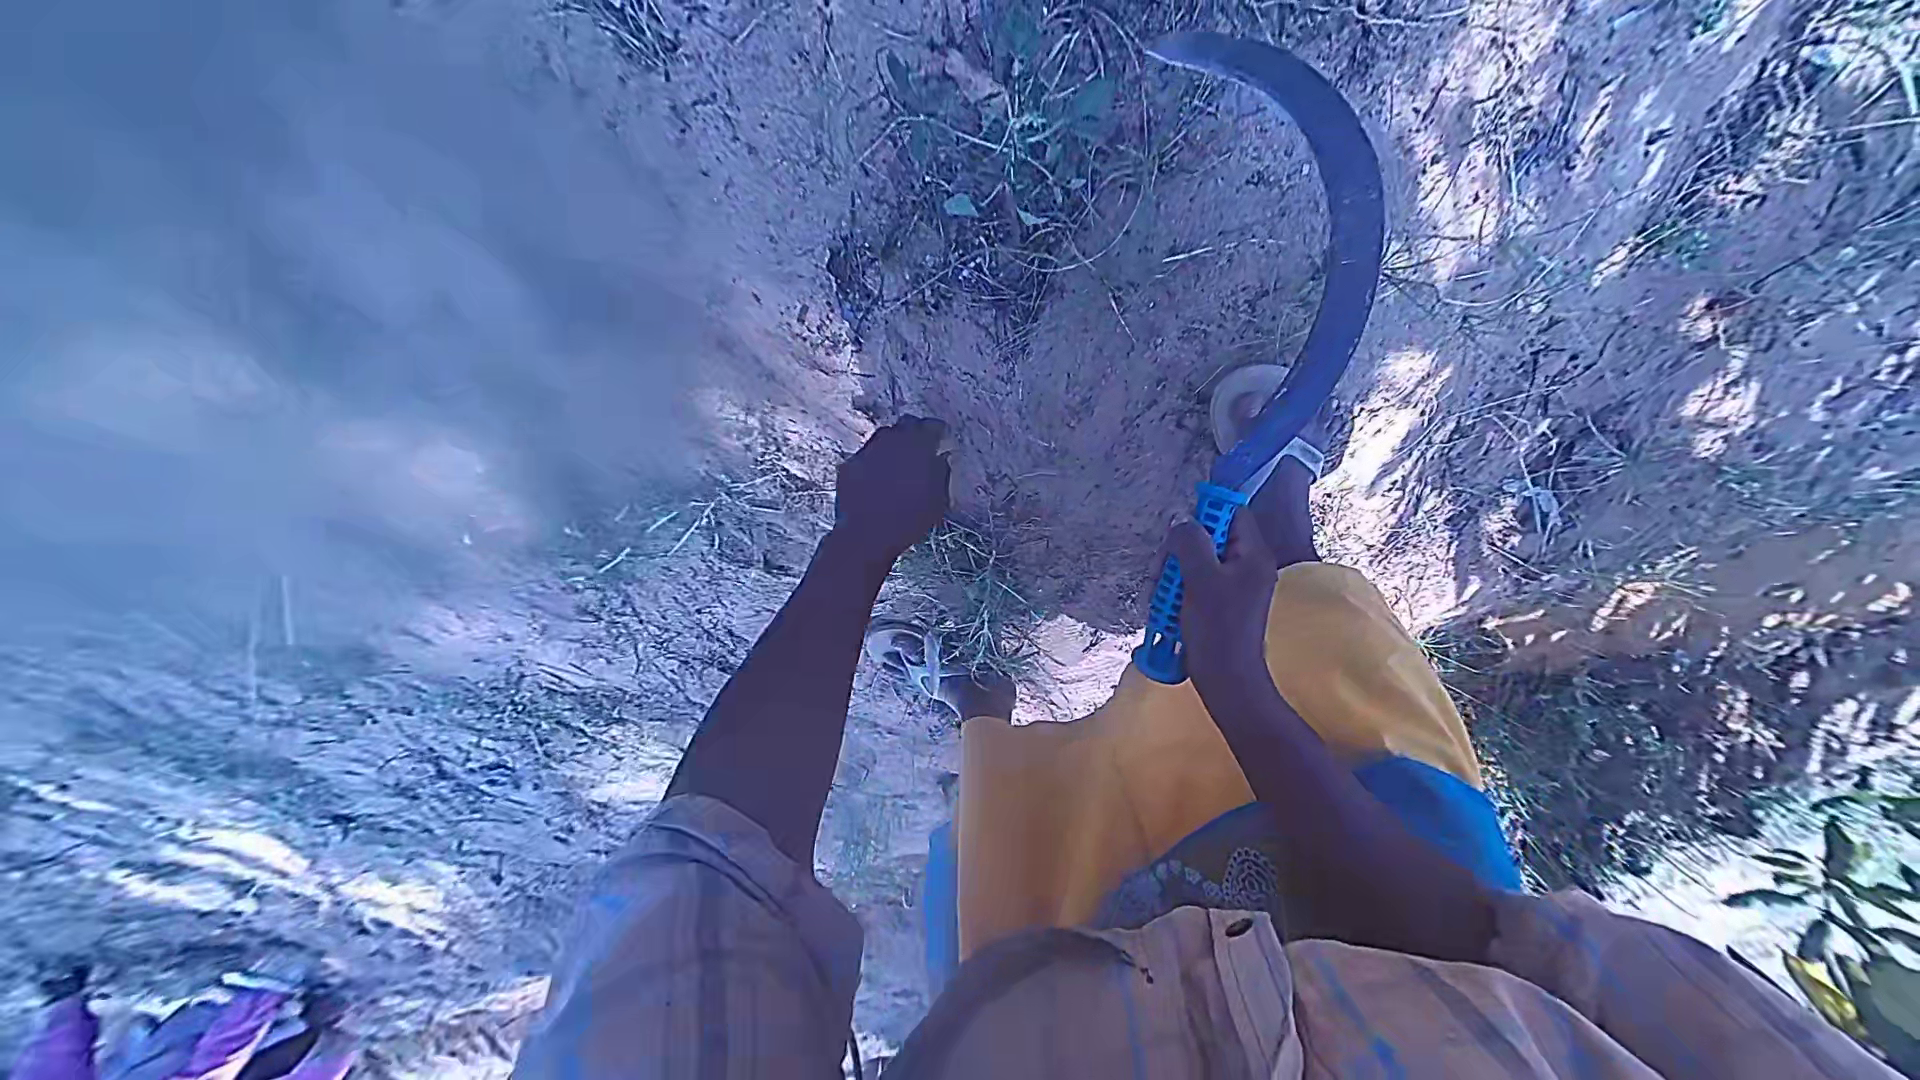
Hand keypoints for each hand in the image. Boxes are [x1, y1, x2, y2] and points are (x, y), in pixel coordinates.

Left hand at [832, 416, 951, 566]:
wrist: (867, 534)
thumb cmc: (909, 519)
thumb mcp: (939, 499)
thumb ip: (942, 472)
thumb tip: (942, 458)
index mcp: (918, 445)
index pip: (932, 426)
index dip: (938, 433)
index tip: (942, 441)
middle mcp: (891, 440)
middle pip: (906, 425)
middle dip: (915, 434)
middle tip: (921, 450)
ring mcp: (867, 450)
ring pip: (883, 437)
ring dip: (893, 445)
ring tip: (899, 464)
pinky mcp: (849, 464)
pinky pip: (866, 455)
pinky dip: (874, 461)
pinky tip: (878, 478)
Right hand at [1158, 510, 1277, 698]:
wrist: (1224, 677)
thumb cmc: (1216, 627)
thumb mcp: (1200, 579)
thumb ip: (1190, 543)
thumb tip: (1181, 521)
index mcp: (1252, 556)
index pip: (1233, 515)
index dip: (1207, 513)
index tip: (1180, 528)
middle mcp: (1246, 567)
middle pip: (1209, 538)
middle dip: (1180, 551)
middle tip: (1163, 569)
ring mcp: (1231, 586)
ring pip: (1195, 561)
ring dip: (1172, 574)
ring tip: (1160, 593)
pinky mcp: (1216, 603)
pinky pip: (1192, 583)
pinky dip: (1175, 590)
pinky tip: (1164, 606)